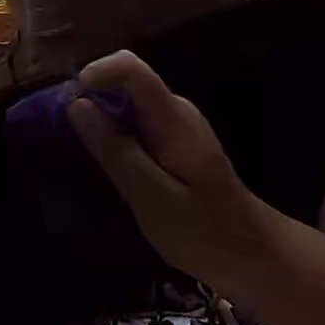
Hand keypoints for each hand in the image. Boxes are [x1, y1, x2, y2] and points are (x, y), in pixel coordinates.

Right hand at [66, 51, 278, 289]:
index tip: (70, 106)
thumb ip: (115, 150)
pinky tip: (115, 172)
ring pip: (129, 103)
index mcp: (173, 118)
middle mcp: (176, 110)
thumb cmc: (204, 232)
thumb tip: (77, 106)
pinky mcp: (175, 141)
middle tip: (74, 145)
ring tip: (91, 163)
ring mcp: (178, 124)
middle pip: (126, 82)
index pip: (131, 68)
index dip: (96, 73)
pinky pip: (137, 122)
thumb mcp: (152, 198)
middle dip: (92, 102)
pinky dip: (117, 137)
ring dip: (102, 123)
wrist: (254, 257)